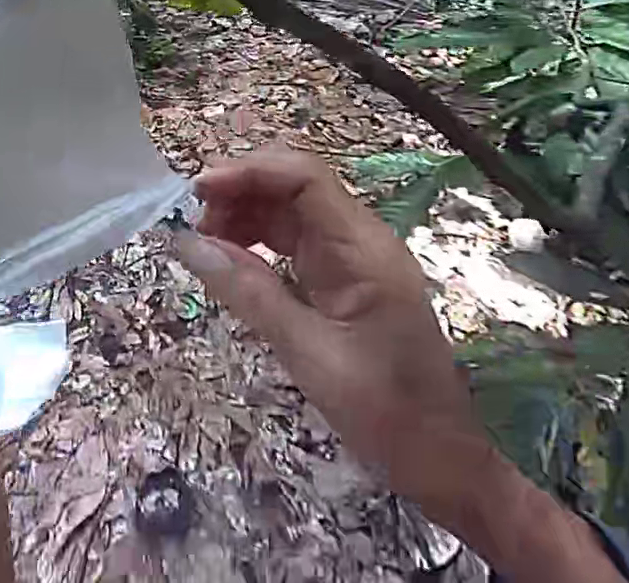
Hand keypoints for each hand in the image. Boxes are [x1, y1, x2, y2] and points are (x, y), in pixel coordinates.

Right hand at [175, 149, 474, 502]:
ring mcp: (350, 256)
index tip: (200, 189)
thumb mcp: (308, 353)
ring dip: (244, 214)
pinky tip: (230, 257)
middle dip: (241, 191)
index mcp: (362, 248)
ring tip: (204, 241)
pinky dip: (257, 241)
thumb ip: (248, 292)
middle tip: (195, 223)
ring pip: (289, 210)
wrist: (441, 458)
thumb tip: (187, 244)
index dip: (250, 170)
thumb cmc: (385, 410)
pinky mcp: (341, 275)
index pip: (305, 177)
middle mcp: (358, 238)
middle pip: (294, 186)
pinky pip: (292, 240)